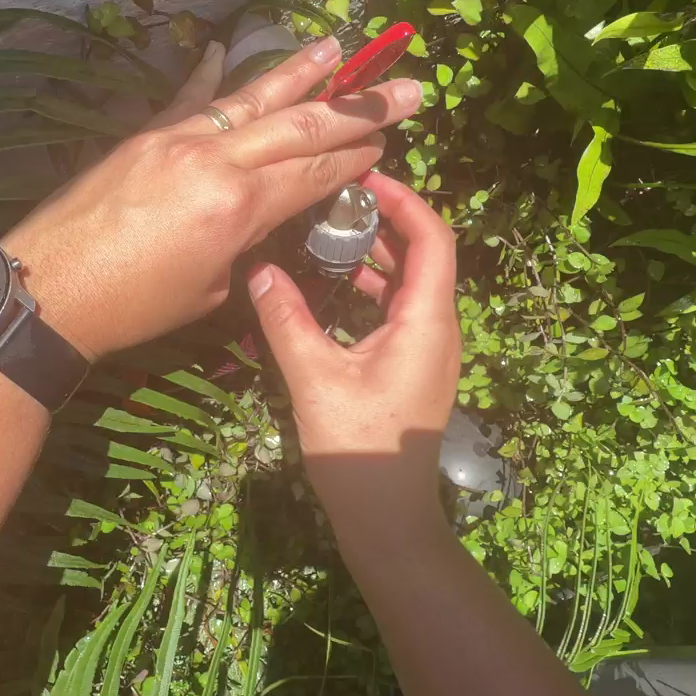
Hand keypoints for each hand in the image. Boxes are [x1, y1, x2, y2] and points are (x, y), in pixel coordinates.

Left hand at [2, 36, 423, 359]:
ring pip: (250, 98)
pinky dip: (208, 77)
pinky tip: (222, 51)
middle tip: (405, 87)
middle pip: (299, 125)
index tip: (386, 140)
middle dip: (358, 106)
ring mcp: (175, 139)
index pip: (313, 170)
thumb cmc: (133, 308)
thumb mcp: (209, 287)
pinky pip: (186, 101)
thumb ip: (245, 240)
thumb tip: (263, 213)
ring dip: (298, 73)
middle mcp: (213, 159)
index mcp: (237, 207)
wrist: (48, 290)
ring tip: (338, 48)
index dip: (354, 155)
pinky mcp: (142, 136)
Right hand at [244, 171, 460, 523]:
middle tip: (336, 201)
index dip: (405, 201)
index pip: (432, 239)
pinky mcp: (414, 367)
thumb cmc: (357, 446)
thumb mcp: (313, 377)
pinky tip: (335, 288)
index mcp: (427, 321)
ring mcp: (429, 350)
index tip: (365, 179)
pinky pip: (400, 311)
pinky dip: (374, 288)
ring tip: (331, 234)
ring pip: (411, 284)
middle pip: (424, 255)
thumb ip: (285, 319)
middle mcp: (438, 328)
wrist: (387, 517)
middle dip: (386, 222)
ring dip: (378, 255)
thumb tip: (257, 269)